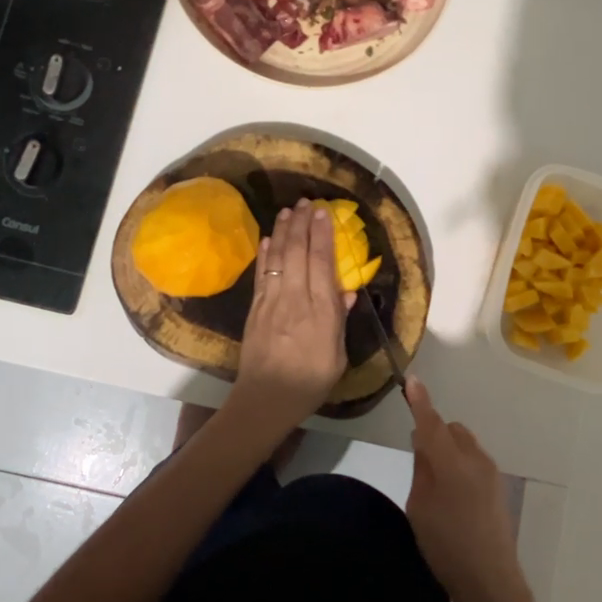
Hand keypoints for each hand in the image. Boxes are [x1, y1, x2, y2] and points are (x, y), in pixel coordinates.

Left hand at [229, 199, 356, 427]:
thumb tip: (346, 293)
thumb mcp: (336, 356)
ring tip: (287, 211)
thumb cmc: (309, 382)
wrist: (266, 399)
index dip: (322, 235)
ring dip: (283, 232)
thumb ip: (339, 322)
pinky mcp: (255, 309)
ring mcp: (272, 302)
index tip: (324, 214)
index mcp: (321, 311)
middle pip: (298, 253)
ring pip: (278, 258)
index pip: (322, 263)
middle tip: (306, 202)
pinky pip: (262, 274)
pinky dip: (265, 254)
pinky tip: (268, 239)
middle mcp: (296, 299)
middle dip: (302, 225)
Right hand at [405, 379, 529, 601]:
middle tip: (416, 456)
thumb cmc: (446, 547)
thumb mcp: (419, 508)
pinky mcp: (498, 487)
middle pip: (451, 429)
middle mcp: (474, 458)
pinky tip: (452, 493)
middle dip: (434, 431)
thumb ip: (421, 470)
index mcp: (450, 462)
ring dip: (448, 448)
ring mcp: (490, 472)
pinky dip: (459, 463)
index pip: (431, 422)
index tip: (410, 381)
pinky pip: (473, 461)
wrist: (491, 582)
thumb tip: (424, 444)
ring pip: (464, 444)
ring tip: (434, 481)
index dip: (419, 401)